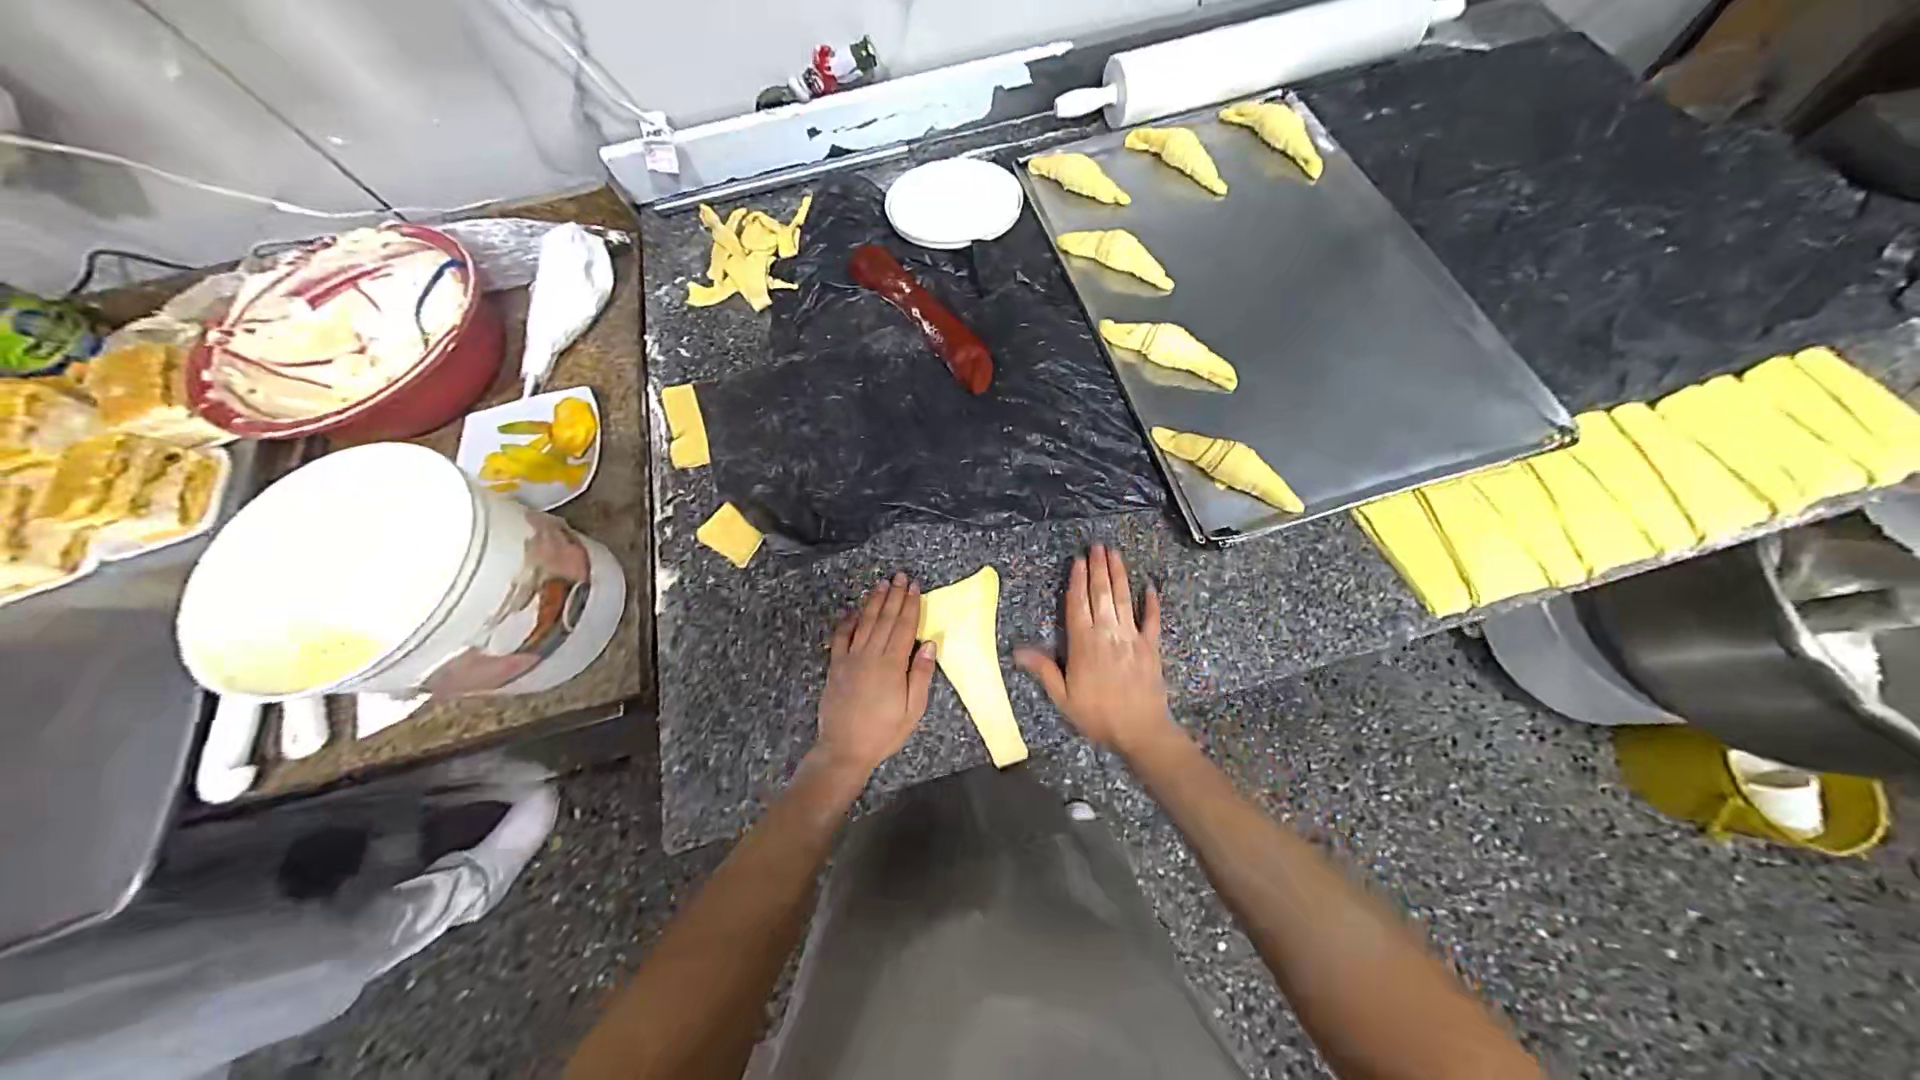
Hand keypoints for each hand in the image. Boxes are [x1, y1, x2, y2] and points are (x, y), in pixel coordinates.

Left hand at [815, 573, 936, 776]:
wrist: (844, 748)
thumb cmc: (884, 732)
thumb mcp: (913, 709)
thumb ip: (920, 674)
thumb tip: (929, 644)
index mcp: (892, 665)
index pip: (904, 627)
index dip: (911, 605)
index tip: (915, 587)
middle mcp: (870, 655)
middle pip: (885, 619)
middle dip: (894, 596)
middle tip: (900, 576)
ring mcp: (850, 659)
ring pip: (864, 622)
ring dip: (874, 602)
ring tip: (881, 584)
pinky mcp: (836, 666)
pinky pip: (841, 636)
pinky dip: (848, 621)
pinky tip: (853, 610)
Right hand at [1015, 545, 1181, 758]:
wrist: (1141, 730)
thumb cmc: (1098, 715)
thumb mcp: (1063, 697)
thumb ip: (1044, 670)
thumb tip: (1018, 651)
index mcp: (1084, 643)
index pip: (1078, 604)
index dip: (1077, 580)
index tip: (1078, 560)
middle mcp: (1108, 633)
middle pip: (1102, 594)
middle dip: (1099, 568)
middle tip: (1097, 546)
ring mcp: (1132, 638)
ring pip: (1124, 599)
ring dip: (1119, 575)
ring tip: (1115, 554)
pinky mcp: (1151, 647)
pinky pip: (1152, 620)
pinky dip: (1151, 603)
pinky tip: (1150, 587)